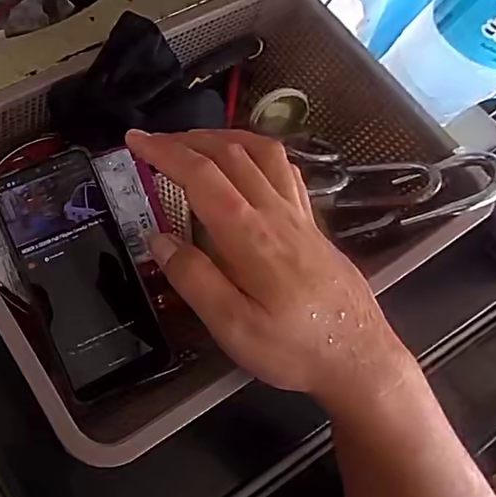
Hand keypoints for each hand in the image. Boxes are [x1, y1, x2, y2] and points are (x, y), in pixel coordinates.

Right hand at [124, 129, 412, 410]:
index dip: (164, 152)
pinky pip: (285, 171)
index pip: (201, 175)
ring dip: (223, 137)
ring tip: (195, 142)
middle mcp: (276, 214)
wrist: (360, 359)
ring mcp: (300, 216)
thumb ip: (193, 280)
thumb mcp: (232, 327)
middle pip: (230, 153)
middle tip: (154, 142)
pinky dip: (258, 152)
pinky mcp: (314, 226)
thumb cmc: (293, 349)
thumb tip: (159, 241)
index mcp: (250, 235)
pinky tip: (249, 163)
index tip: (135, 141)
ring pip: (262, 153)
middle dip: (186, 139)